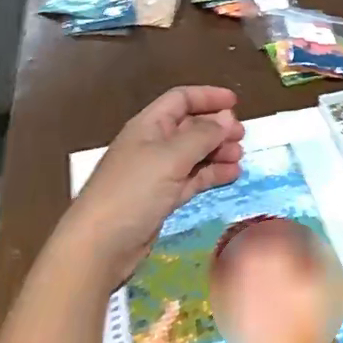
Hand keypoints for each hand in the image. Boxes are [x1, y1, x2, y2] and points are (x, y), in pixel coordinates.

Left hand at [60, 86, 244, 284]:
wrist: (99, 246)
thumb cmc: (133, 191)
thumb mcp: (170, 157)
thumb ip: (201, 136)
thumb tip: (227, 120)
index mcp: (149, 125)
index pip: (181, 99)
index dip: (207, 97)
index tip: (235, 102)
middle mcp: (153, 144)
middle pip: (189, 126)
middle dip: (216, 127)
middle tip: (242, 135)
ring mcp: (157, 173)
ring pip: (193, 153)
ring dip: (217, 151)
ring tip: (239, 157)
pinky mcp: (161, 199)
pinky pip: (192, 178)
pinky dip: (211, 174)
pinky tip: (231, 175)